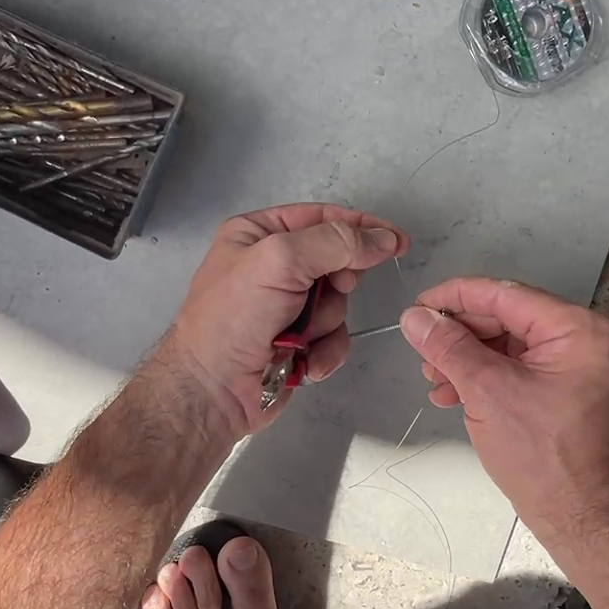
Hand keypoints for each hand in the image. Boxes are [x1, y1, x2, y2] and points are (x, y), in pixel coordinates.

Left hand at [157, 204, 408, 439]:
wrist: (211, 391)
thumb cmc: (234, 317)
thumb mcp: (280, 262)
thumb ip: (335, 242)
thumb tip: (383, 238)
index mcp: (258, 233)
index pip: (322, 217)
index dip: (360, 227)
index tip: (396, 240)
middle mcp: (272, 265)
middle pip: (337, 261)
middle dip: (337, 283)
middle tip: (331, 289)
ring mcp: (285, 306)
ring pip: (338, 303)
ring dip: (324, 323)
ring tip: (297, 336)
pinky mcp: (297, 341)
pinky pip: (334, 337)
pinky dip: (324, 351)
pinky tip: (305, 362)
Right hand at [399, 278, 608, 543]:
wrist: (585, 522)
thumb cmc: (540, 455)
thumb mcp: (486, 392)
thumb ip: (448, 346)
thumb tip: (414, 316)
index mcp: (579, 329)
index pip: (505, 295)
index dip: (455, 298)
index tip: (416, 307)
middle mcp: (590, 337)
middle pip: (508, 318)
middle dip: (460, 335)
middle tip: (422, 353)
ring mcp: (586, 365)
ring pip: (512, 345)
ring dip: (469, 359)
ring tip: (434, 381)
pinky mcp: (576, 389)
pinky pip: (525, 368)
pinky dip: (490, 377)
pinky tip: (455, 395)